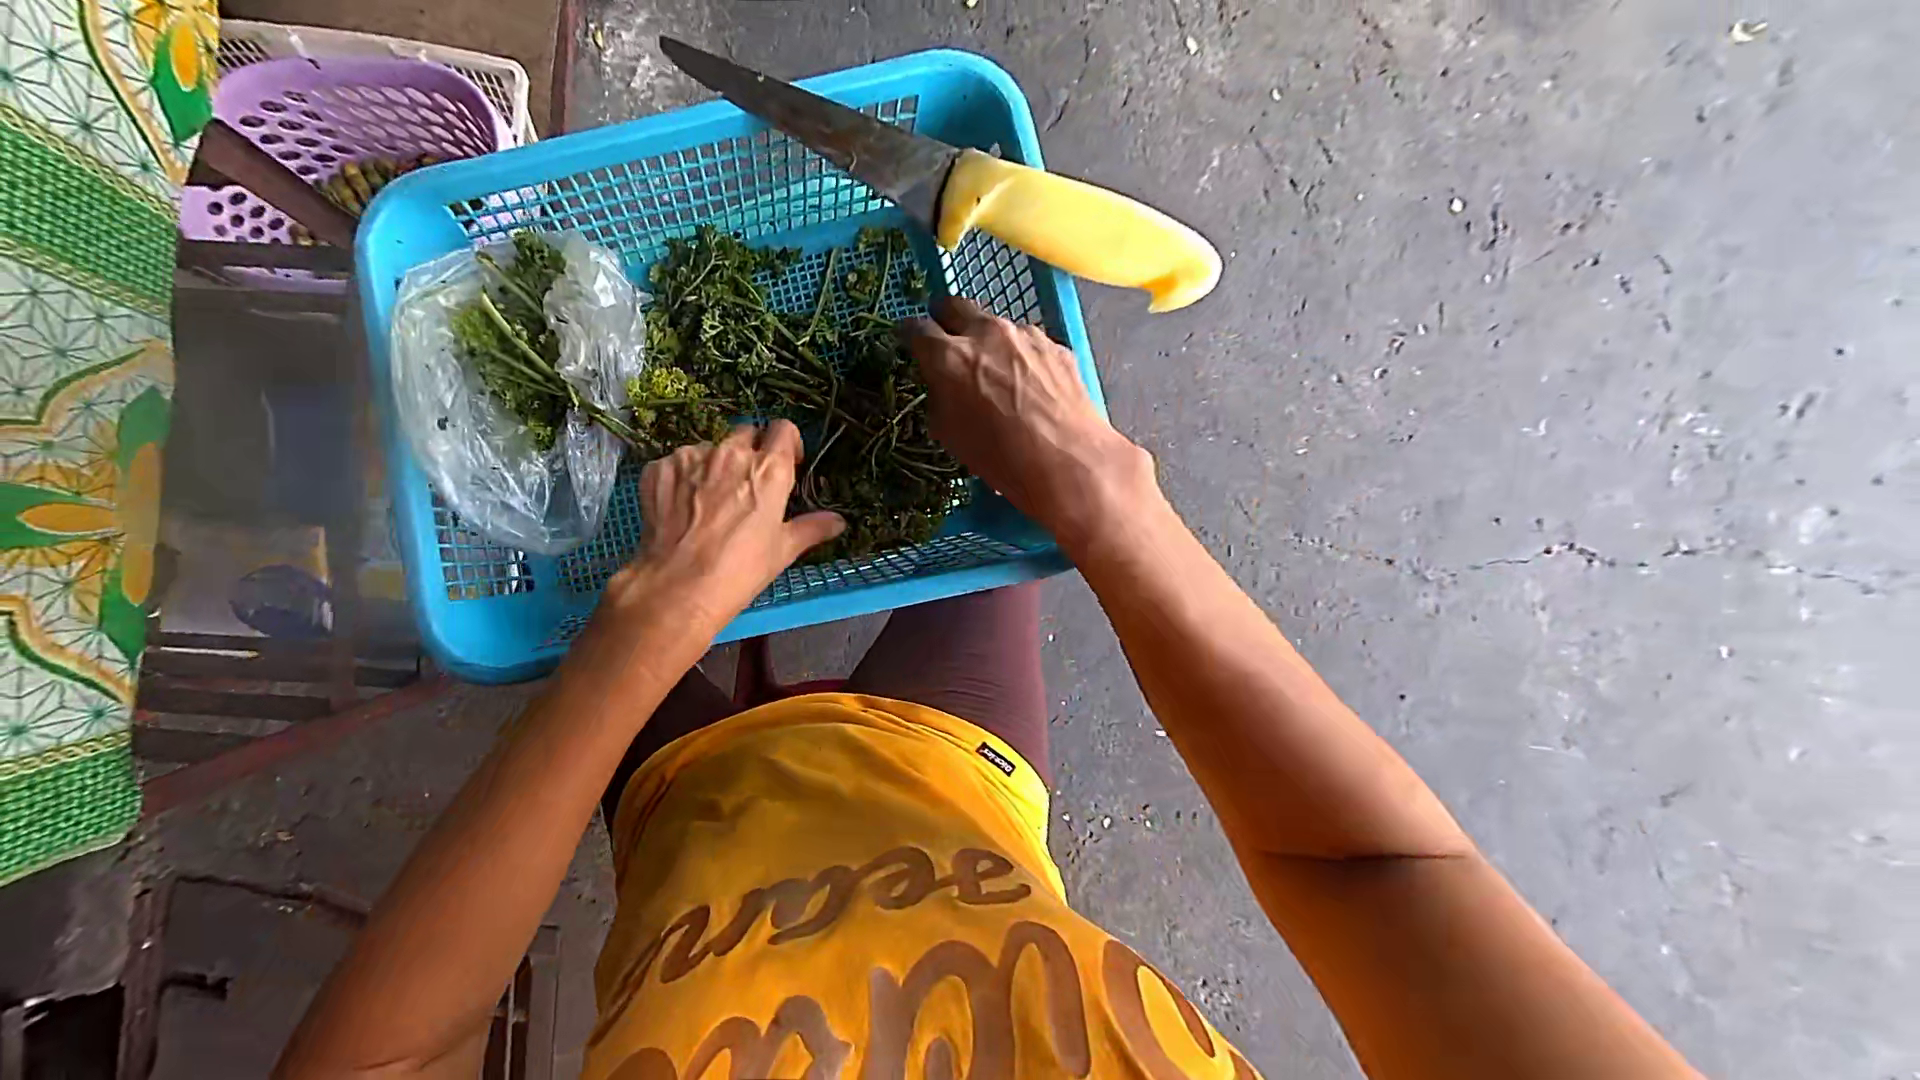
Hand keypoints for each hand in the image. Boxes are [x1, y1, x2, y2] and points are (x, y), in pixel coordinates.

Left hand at [601, 420, 843, 638]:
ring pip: (709, 449)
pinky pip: (677, 464)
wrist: (677, 586)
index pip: (784, 429)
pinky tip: (682, 508)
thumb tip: (838, 521)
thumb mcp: (783, 550)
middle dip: (750, 453)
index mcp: (770, 469)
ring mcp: (691, 457)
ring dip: (714, 466)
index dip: (787, 444)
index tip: (786, 463)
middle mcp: (731, 453)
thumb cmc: (741, 569)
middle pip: (746, 434)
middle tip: (747, 486)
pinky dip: (683, 479)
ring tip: (710, 502)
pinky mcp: (659, 468)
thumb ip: (812, 528)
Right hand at [900, 298, 1156, 549]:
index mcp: (949, 357)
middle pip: (955, 305)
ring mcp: (1024, 334)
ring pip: (996, 323)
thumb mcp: (951, 435)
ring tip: (998, 369)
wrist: (1068, 461)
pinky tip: (1030, 382)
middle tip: (948, 339)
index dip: (910, 335)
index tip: (910, 342)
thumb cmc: (1001, 458)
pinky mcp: (1054, 344)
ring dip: (989, 339)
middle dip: (946, 318)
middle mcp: (985, 332)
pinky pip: (1028, 341)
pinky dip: (1020, 354)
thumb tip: (944, 384)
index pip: (916, 329)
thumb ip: (940, 397)